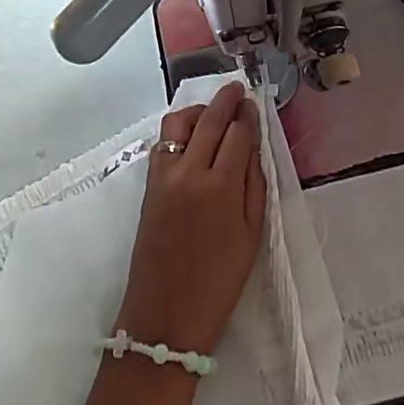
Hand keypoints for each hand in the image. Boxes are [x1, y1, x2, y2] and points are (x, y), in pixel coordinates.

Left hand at [116, 83, 266, 356]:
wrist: (166, 315)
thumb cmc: (220, 282)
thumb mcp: (252, 235)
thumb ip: (255, 186)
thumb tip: (254, 149)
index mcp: (221, 187)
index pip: (238, 133)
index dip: (248, 114)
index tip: (254, 102)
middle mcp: (190, 172)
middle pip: (209, 120)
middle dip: (226, 100)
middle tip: (237, 88)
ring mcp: (164, 177)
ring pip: (178, 124)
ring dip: (198, 111)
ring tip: (213, 112)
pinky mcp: (148, 186)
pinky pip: (163, 144)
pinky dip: (179, 131)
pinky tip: (192, 138)